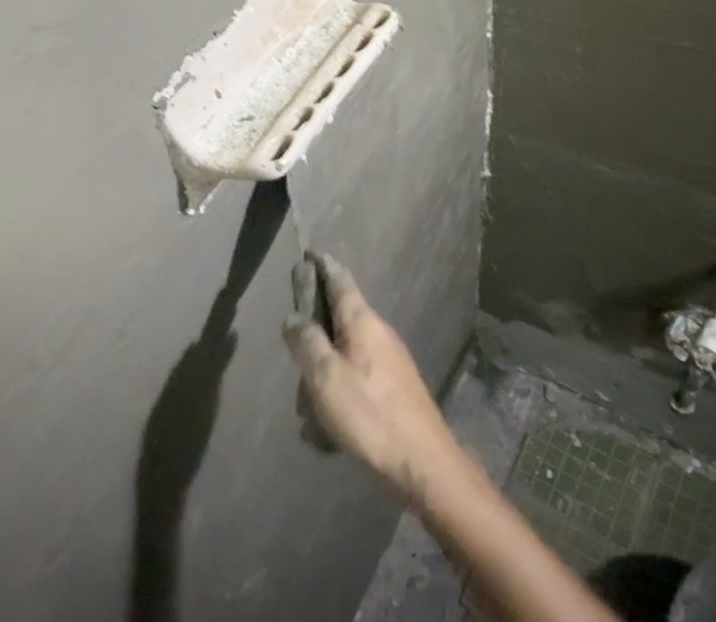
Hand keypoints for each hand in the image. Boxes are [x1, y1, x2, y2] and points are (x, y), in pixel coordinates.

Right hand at [283, 252, 461, 500]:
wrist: (422, 462)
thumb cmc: (369, 414)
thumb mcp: (325, 377)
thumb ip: (306, 342)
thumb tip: (293, 317)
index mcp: (363, 322)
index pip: (340, 280)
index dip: (322, 266)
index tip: (308, 254)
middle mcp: (379, 333)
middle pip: (339, 316)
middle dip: (314, 330)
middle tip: (294, 350)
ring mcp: (390, 360)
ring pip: (344, 351)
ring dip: (324, 370)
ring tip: (309, 407)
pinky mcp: (394, 386)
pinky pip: (355, 375)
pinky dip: (338, 389)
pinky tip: (329, 424)